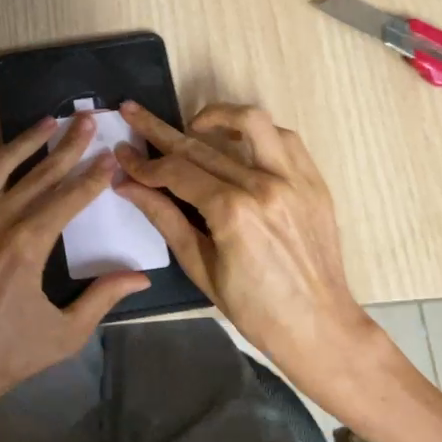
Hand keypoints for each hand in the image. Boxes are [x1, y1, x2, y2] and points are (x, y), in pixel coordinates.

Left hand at [0, 115, 151, 412]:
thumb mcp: (64, 333)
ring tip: (49, 120)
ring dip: (27, 140)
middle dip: (67, 144)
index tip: (112, 155)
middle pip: (38, 172)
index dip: (93, 175)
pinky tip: (7, 152)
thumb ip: (102, 297)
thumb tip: (142, 276)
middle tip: (88, 119)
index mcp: (25, 246)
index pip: (68, 197)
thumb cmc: (7, 355)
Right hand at [112, 102, 388, 408]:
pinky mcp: (314, 182)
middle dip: (160, 130)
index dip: (143, 163)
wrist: (321, 328)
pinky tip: (235, 143)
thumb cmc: (255, 309)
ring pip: (251, 122)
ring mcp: (294, 180)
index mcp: (233, 213)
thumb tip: (127, 185)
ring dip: (216, 116)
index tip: (121, 152)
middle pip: (201, 144)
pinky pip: (284, 139)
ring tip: (192, 124)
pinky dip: (256, 133)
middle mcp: (264, 186)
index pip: (176, 172)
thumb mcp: (200, 267)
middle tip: (133, 113)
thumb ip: (164, 217)